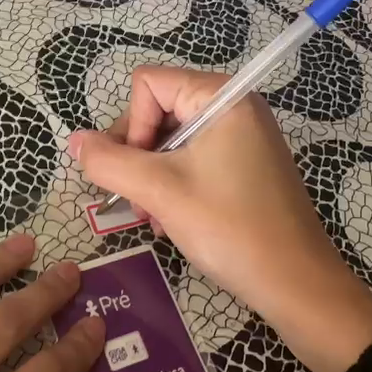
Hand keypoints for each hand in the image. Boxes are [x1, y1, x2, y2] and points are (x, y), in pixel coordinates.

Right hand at [67, 66, 371, 371]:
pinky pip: (195, 157)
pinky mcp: (247, 163)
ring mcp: (244, 135)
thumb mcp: (159, 192)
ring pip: (173, 139)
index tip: (137, 172)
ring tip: (154, 217)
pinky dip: (176, 183)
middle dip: (139, 155)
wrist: (299, 287)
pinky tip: (173, 219)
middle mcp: (234, 105)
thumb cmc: (230, 228)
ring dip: (153, 175)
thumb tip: (73, 141)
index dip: (130, 125)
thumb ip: (109, 162)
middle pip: (158, 109)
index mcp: (221, 96)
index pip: (148, 85)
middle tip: (137, 201)